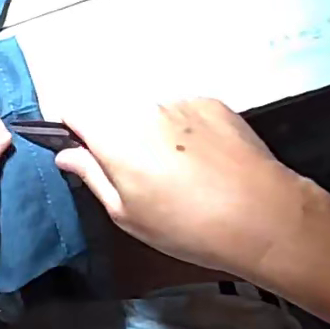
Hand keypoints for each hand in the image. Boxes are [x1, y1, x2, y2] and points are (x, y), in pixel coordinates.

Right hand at [55, 97, 323, 287]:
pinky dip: (183, 128)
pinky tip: (202, 158)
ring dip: (150, 130)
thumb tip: (67, 155)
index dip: (73, 129)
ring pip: (148, 110)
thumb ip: (92, 176)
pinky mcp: (209, 102)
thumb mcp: (127, 214)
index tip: (84, 149)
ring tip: (177, 168)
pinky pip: (181, 110)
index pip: (74, 111)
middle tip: (138, 171)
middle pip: (112, 111)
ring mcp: (177, 102)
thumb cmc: (186, 226)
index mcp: (114, 137)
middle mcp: (141, 109)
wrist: (262, 216)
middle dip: (116, 134)